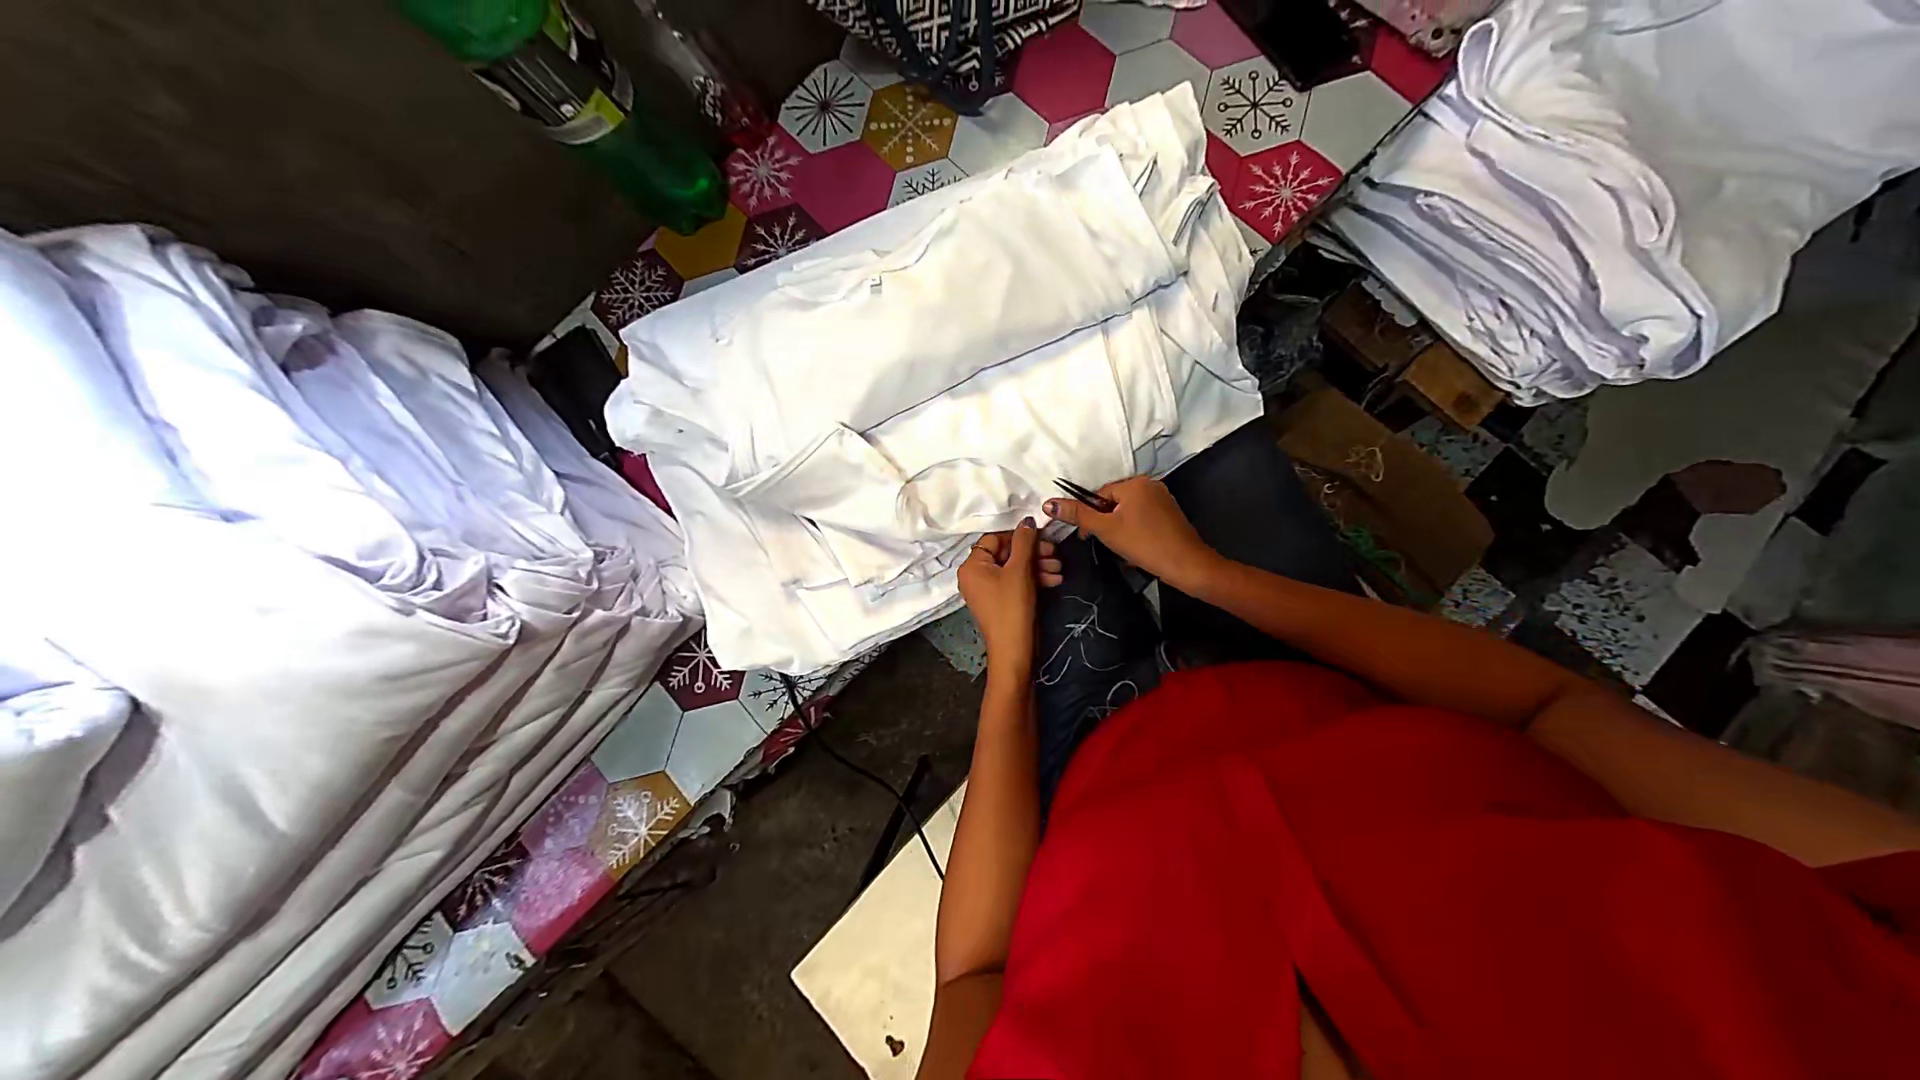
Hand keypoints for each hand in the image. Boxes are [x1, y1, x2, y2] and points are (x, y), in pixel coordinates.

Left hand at [956, 518, 1062, 669]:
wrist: (1015, 650)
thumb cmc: (1012, 607)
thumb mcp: (1019, 570)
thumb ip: (1024, 541)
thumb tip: (1027, 520)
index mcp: (971, 566)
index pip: (994, 538)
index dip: (1018, 536)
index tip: (1041, 536)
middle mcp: (976, 575)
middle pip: (1007, 552)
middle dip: (1033, 552)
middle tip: (1054, 552)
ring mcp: (989, 589)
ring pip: (1015, 568)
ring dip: (1038, 565)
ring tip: (1058, 569)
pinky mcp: (1002, 600)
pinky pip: (1017, 581)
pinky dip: (1034, 579)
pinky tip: (1055, 579)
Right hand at [1045, 477, 1219, 591]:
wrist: (1186, 565)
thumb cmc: (1144, 544)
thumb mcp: (1106, 529)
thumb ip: (1077, 515)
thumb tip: (1048, 504)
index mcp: (1135, 483)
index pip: (1099, 495)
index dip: (1090, 516)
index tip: (1087, 536)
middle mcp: (1150, 485)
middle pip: (1113, 503)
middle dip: (1106, 524)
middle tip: (1108, 544)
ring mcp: (1163, 500)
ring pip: (1128, 513)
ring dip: (1120, 530)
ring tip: (1125, 548)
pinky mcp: (1170, 515)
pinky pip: (1143, 519)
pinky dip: (1135, 532)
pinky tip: (1138, 548)